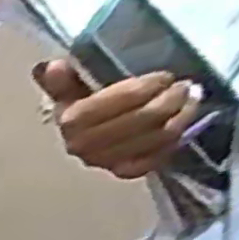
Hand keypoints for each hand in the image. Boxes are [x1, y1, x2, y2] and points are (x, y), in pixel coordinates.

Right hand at [34, 63, 203, 179]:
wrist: (91, 140)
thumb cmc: (90, 109)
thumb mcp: (76, 92)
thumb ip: (64, 81)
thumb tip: (49, 66)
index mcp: (72, 122)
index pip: (115, 103)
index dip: (145, 88)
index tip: (162, 77)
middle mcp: (82, 145)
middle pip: (141, 120)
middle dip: (170, 100)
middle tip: (184, 87)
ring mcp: (102, 161)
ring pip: (154, 138)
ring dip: (181, 116)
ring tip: (189, 102)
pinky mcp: (122, 172)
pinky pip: (152, 160)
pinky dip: (171, 143)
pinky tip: (178, 128)